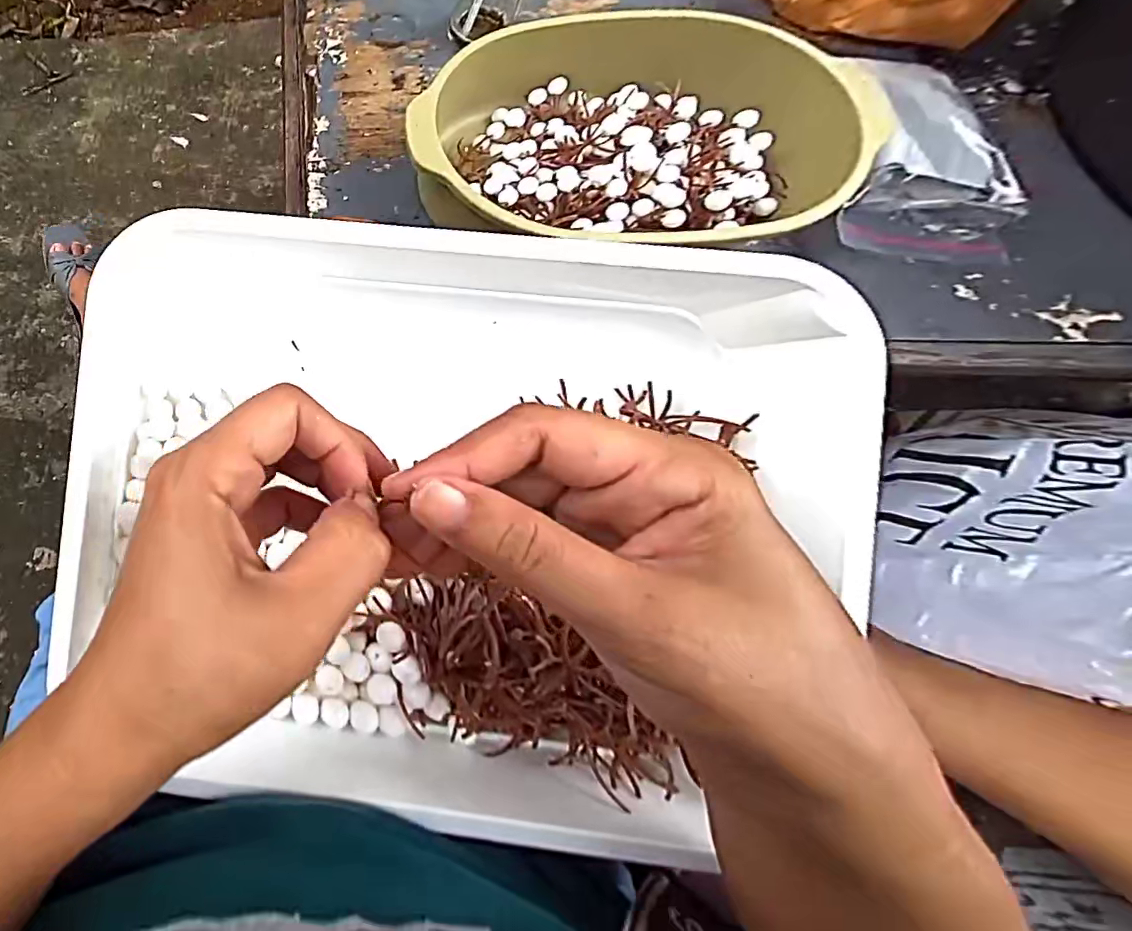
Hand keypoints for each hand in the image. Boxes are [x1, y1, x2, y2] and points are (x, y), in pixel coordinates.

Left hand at [65, 384, 395, 771]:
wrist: (128, 719)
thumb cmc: (185, 676)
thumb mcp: (296, 616)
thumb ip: (352, 550)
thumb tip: (371, 512)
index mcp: (200, 475)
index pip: (286, 409)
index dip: (341, 441)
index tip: (367, 492)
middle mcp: (189, 477)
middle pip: (281, 430)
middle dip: (338, 461)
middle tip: (376, 506)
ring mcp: (191, 502)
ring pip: (273, 464)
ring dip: (323, 488)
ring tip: (362, 529)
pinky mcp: (199, 530)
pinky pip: (259, 498)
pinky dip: (301, 512)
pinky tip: (329, 546)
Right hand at [378, 404, 918, 788]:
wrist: (813, 776)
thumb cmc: (771, 689)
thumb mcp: (633, 610)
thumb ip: (525, 548)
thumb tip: (434, 497)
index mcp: (670, 469)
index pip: (542, 434)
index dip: (466, 457)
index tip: (410, 490)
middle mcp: (634, 484)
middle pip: (515, 464)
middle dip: (451, 492)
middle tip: (396, 526)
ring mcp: (609, 522)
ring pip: (507, 500)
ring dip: (453, 522)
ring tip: (407, 550)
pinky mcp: (589, 557)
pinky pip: (515, 537)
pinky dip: (472, 548)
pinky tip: (438, 562)